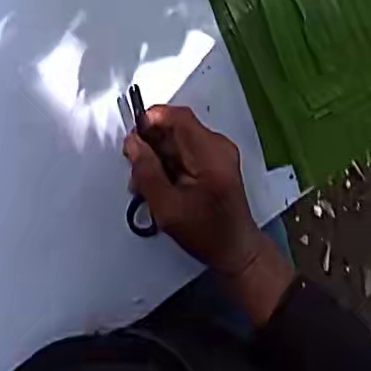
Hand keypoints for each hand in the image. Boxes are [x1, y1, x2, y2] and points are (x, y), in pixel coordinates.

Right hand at [126, 105, 294, 325]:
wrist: (237, 252)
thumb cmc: (207, 234)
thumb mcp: (168, 209)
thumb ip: (147, 172)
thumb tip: (133, 143)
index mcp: (211, 154)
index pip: (179, 118)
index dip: (152, 119)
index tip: (134, 136)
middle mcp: (217, 145)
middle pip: (176, 127)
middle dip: (151, 143)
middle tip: (135, 166)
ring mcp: (218, 151)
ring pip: (177, 138)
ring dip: (157, 154)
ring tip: (146, 182)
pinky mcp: (214, 158)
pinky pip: (185, 148)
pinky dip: (168, 160)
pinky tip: (161, 182)